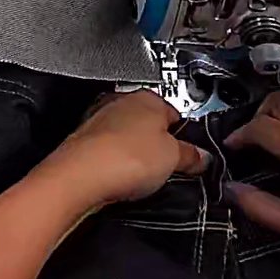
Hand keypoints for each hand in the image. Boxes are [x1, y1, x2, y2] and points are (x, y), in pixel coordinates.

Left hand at [36, 91, 206, 209]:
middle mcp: (123, 103)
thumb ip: (191, 155)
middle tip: (169, 167)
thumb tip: (201, 156)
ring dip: (137, 156)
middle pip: (151, 125)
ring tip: (143, 177)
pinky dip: (117, 165)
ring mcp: (101, 122)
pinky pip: (110, 153)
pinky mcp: (85, 143)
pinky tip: (121, 180)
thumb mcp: (173, 158)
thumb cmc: (123, 157)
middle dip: (160, 145)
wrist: (78, 177)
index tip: (191, 152)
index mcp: (149, 98)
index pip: (176, 112)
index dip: (186, 134)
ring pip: (129, 139)